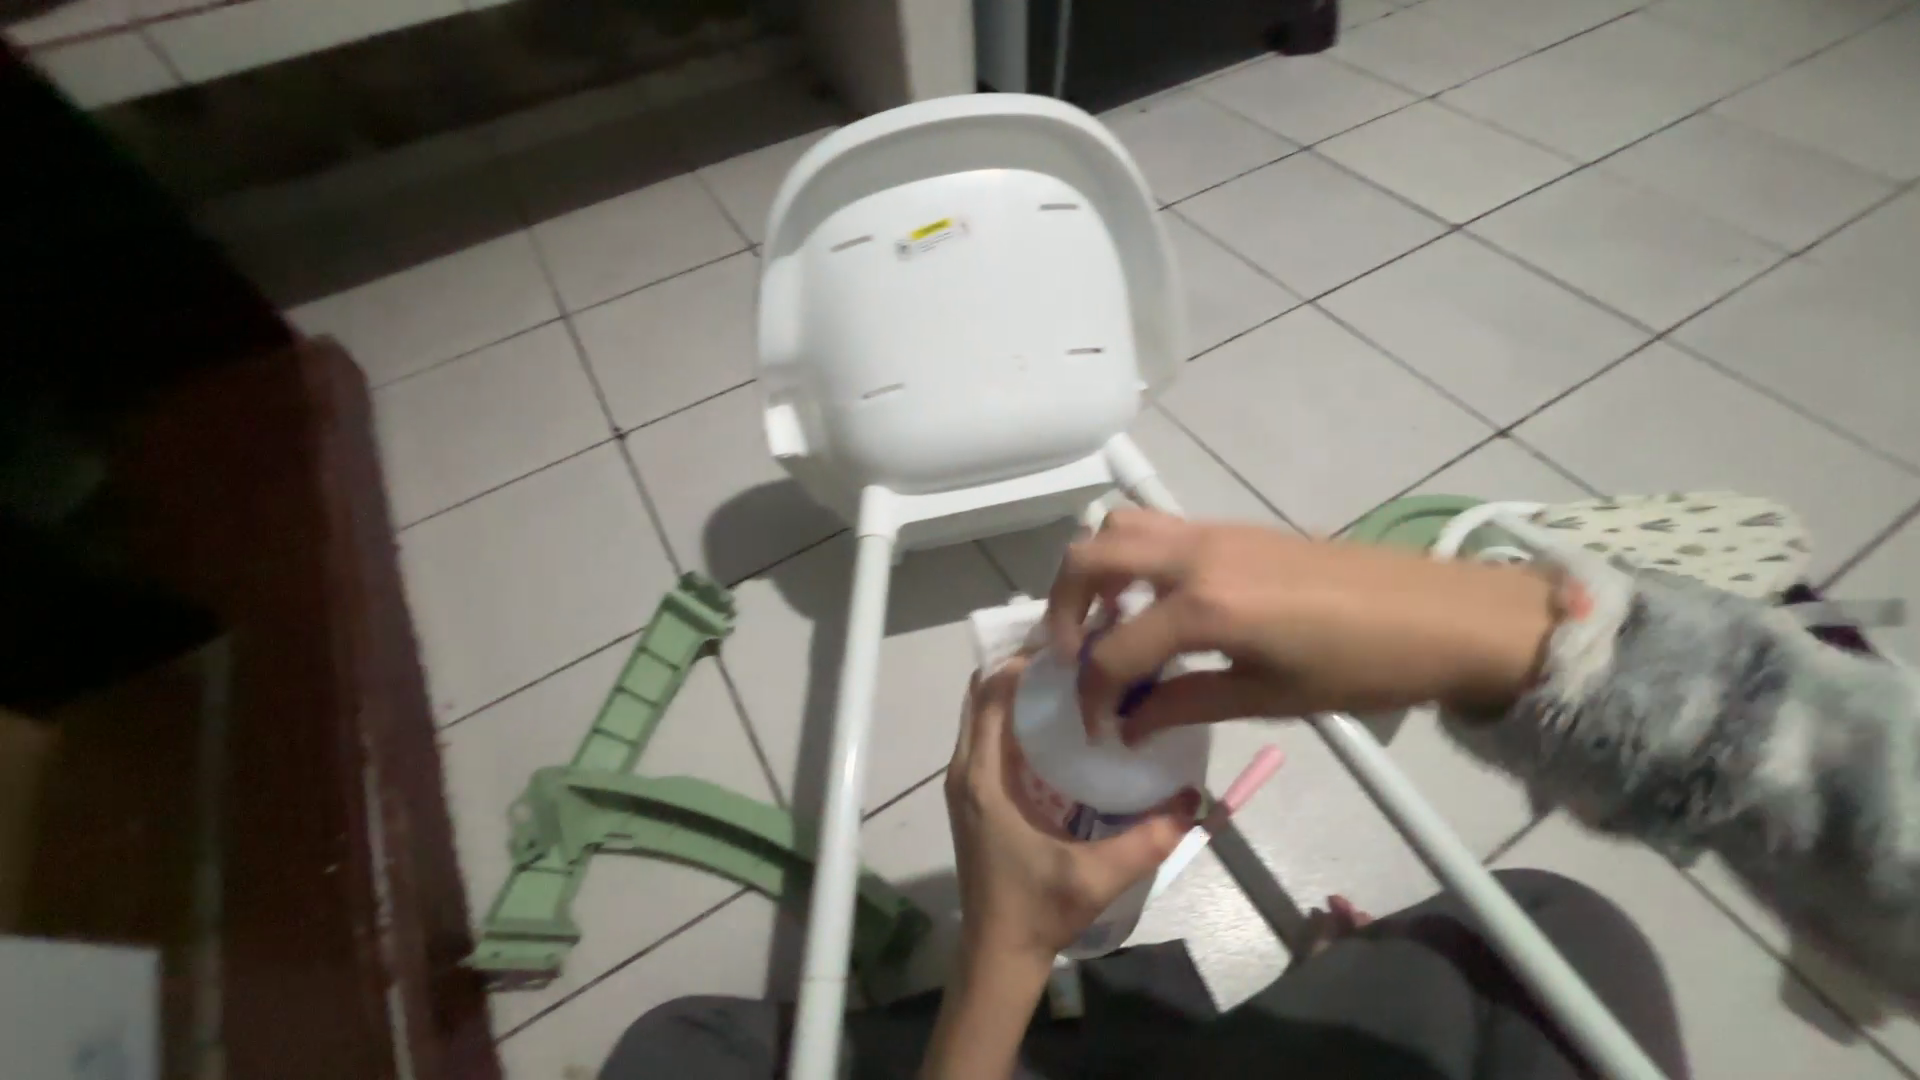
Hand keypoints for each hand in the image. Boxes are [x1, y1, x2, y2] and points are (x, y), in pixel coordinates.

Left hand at [946, 659, 1199, 965]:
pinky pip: (985, 738)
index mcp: (984, 778)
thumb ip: (1149, 839)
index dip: (1022, 664)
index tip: (1067, 649)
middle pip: (981, 697)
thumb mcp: (1098, 875)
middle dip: (1019, 671)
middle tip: (1073, 659)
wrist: (998, 955)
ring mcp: (965, 784)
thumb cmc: (1038, 910)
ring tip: (1068, 682)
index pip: (990, 697)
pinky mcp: (973, 796)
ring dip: (1014, 693)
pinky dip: (1010, 719)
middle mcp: (965, 771)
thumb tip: (1195, 799)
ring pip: (981, 716)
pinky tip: (1055, 726)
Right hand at [1046, 509, 1556, 741]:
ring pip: (1116, 527)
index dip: (1093, 695)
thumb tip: (1128, 725)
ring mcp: (1208, 532)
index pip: (1113, 650)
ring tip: (1103, 620)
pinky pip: (1152, 527)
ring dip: (1091, 572)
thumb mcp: (1265, 697)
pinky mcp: (1227, 527)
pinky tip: (1149, 602)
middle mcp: (1192, 557)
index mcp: (1203, 607)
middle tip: (1071, 656)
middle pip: (1088, 559)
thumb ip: (1182, 704)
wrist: (1439, 614)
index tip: (1099, 728)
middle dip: (1061, 609)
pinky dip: (1127, 559)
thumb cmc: (1360, 668)